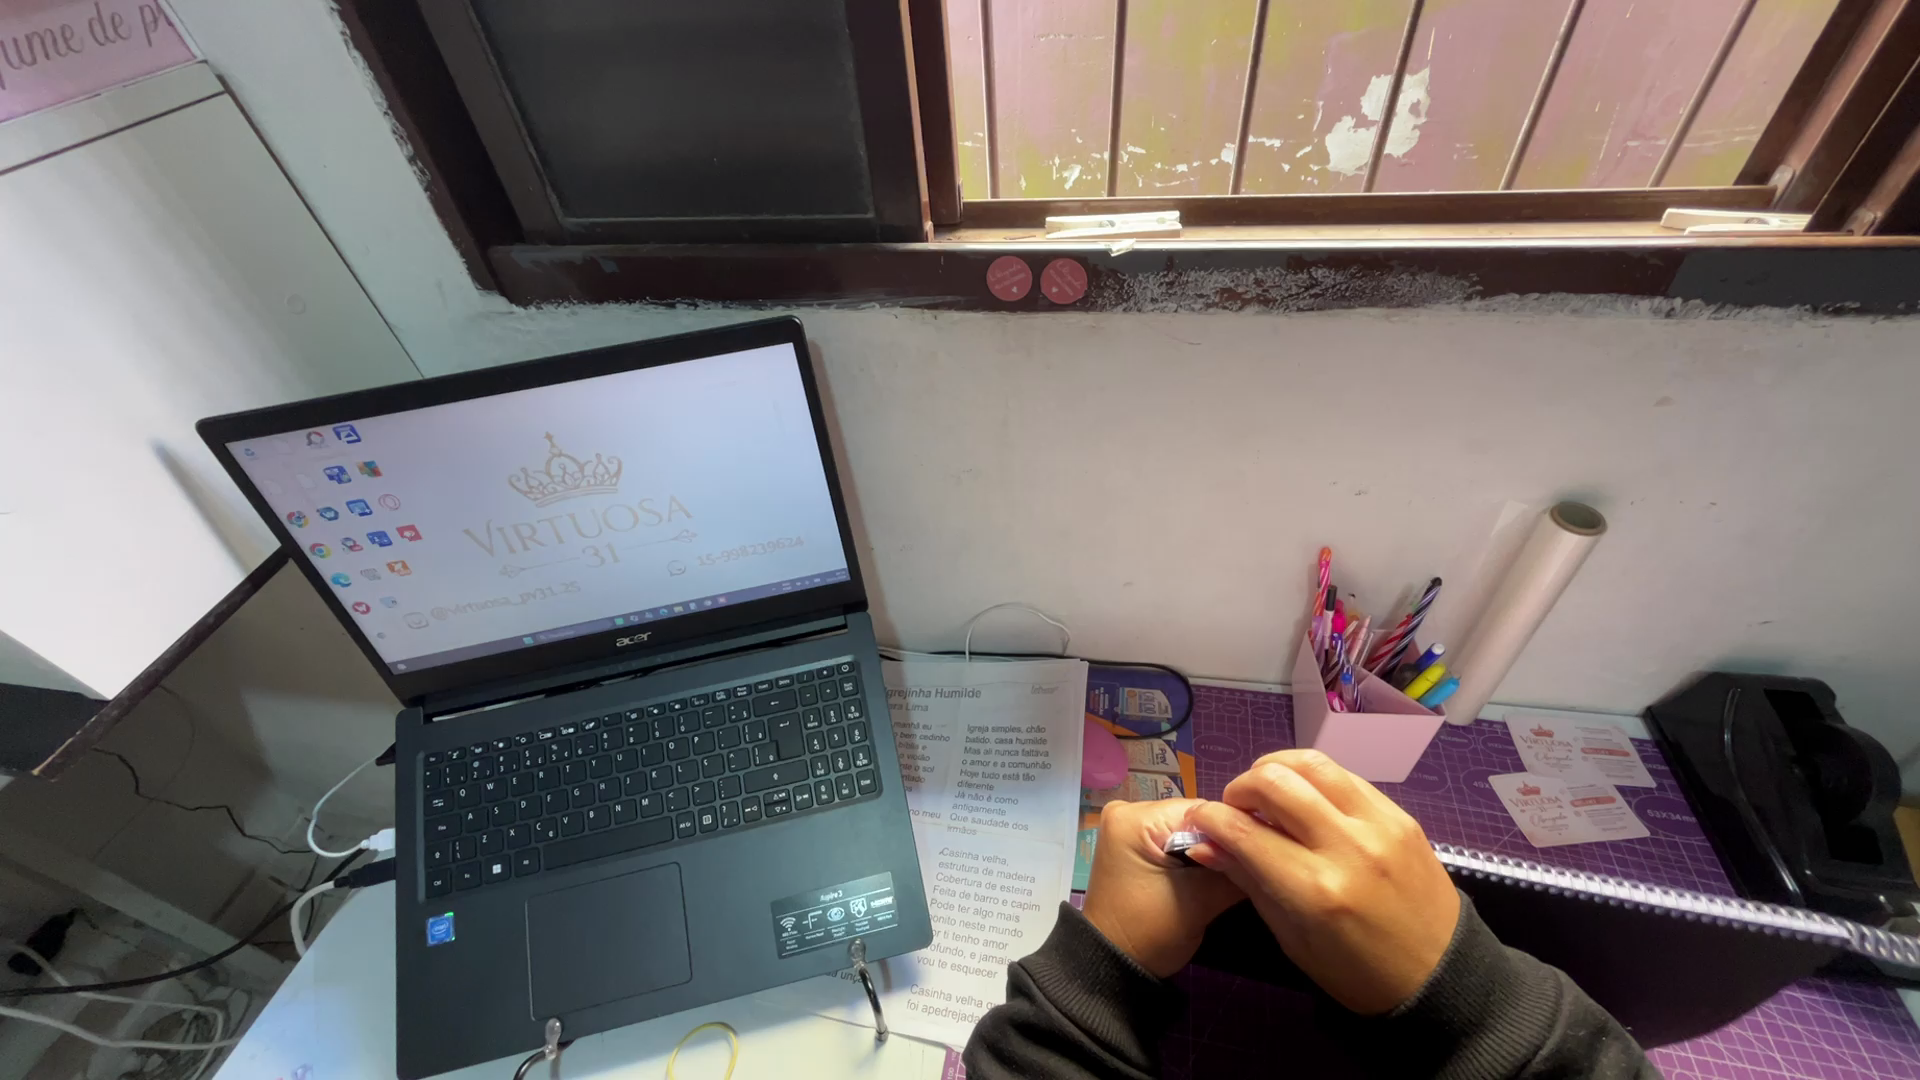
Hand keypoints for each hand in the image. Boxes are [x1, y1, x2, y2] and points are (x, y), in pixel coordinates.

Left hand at [1081, 798, 1244, 976]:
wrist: (1112, 962)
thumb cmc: (1149, 933)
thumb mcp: (1198, 903)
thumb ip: (1231, 872)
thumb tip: (1265, 853)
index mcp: (1134, 818)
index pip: (1199, 810)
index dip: (1232, 831)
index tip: (1260, 851)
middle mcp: (1126, 809)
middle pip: (1191, 815)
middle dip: (1218, 840)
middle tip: (1248, 863)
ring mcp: (1126, 823)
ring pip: (1183, 826)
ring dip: (1206, 847)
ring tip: (1232, 869)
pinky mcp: (1130, 840)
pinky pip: (1169, 836)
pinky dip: (1189, 852)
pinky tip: (1208, 870)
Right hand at [1186, 750, 1459, 1014]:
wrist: (1445, 981)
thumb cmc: (1356, 972)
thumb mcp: (1290, 936)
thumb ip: (1245, 878)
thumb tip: (1201, 841)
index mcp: (1315, 890)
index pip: (1242, 830)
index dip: (1208, 819)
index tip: (1199, 822)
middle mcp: (1346, 847)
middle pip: (1272, 781)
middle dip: (1239, 788)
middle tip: (1237, 809)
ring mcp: (1378, 824)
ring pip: (1308, 762)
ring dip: (1273, 769)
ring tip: (1266, 793)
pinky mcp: (1399, 814)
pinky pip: (1342, 774)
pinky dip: (1310, 778)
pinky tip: (1304, 798)